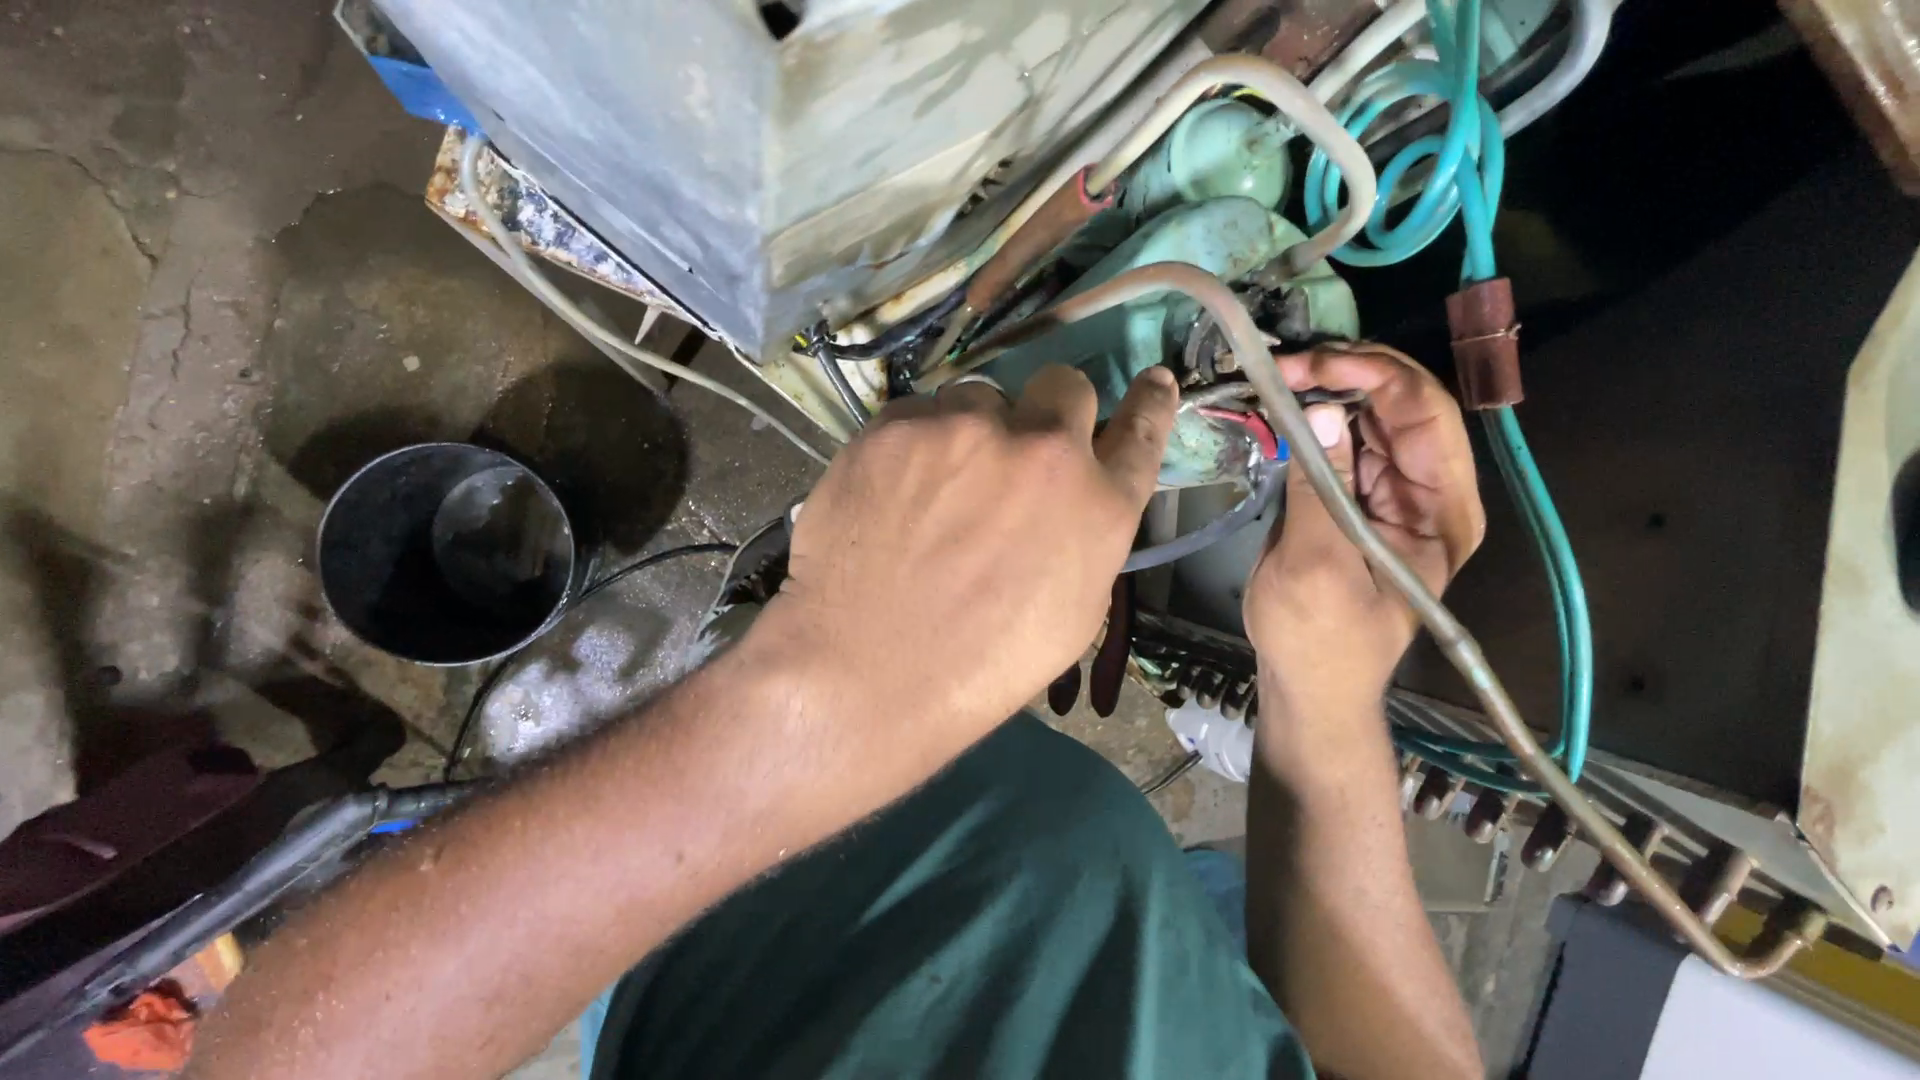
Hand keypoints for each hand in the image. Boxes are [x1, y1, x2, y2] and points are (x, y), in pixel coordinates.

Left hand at [755, 365, 1178, 765]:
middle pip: (1064, 385)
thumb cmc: (983, 665)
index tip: (1153, 379)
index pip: (1142, 430)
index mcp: (1098, 504)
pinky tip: (891, 492)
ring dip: (971, 432)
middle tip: (1018, 447)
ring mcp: (966, 430)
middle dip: (1049, 409)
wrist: (868, 670)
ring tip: (936, 488)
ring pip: (979, 398)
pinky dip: (913, 445)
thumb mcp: (1073, 613)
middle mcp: (1042, 451)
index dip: (1150, 402)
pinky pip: (917, 415)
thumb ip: (1085, 537)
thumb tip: (1070, 501)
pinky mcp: (898, 426)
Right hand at [1244, 343, 1484, 723]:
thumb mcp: (1317, 566)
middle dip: (1347, 373)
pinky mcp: (1353, 495)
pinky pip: (1341, 438)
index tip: (1310, 364)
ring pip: (1370, 414)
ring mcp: (1390, 490)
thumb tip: (1313, 408)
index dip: (1375, 377)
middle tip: (1285, 363)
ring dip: (1327, 387)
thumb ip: (1320, 487)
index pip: (1426, 415)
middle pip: (1402, 404)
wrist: (1306, 682)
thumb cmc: (1320, 638)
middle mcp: (1427, 490)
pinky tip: (1281, 401)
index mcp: (1443, 509)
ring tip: (1277, 374)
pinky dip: (1312, 415)